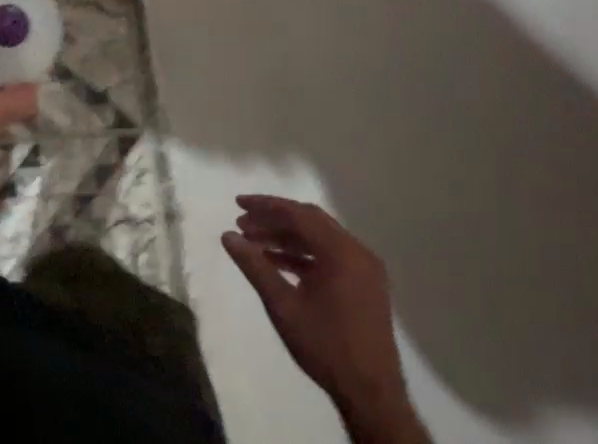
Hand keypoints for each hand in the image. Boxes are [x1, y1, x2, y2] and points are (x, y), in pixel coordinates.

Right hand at [223, 196, 421, 438]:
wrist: (370, 392)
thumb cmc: (324, 345)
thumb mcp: (282, 304)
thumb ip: (254, 265)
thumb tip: (227, 236)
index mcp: (341, 253)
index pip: (299, 215)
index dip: (265, 206)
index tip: (237, 204)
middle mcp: (358, 253)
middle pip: (311, 222)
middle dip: (274, 219)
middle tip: (242, 223)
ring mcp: (365, 270)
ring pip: (320, 239)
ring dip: (287, 237)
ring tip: (254, 243)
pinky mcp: (364, 285)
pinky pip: (330, 257)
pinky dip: (303, 255)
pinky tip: (277, 262)